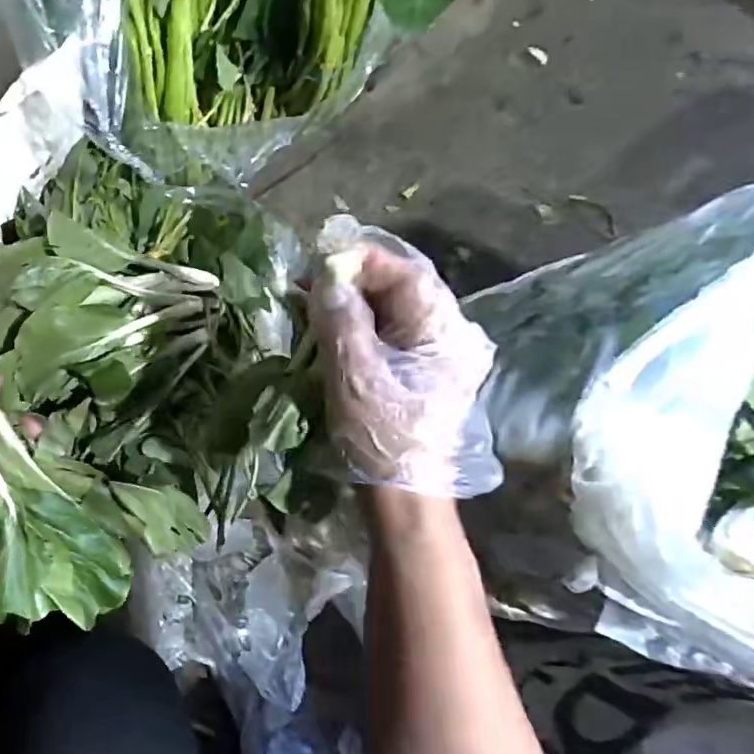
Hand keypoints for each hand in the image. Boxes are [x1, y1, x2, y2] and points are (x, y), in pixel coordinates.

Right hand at [310, 227, 501, 498]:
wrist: (401, 494)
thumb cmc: (380, 435)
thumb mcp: (353, 374)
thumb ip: (341, 319)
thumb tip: (327, 273)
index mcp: (442, 332)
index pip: (406, 273)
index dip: (362, 259)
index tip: (319, 259)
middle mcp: (448, 335)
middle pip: (398, 289)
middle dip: (351, 279)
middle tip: (305, 280)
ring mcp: (434, 355)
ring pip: (389, 311)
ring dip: (349, 302)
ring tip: (307, 299)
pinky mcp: (417, 371)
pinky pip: (386, 333)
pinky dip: (355, 325)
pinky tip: (326, 325)